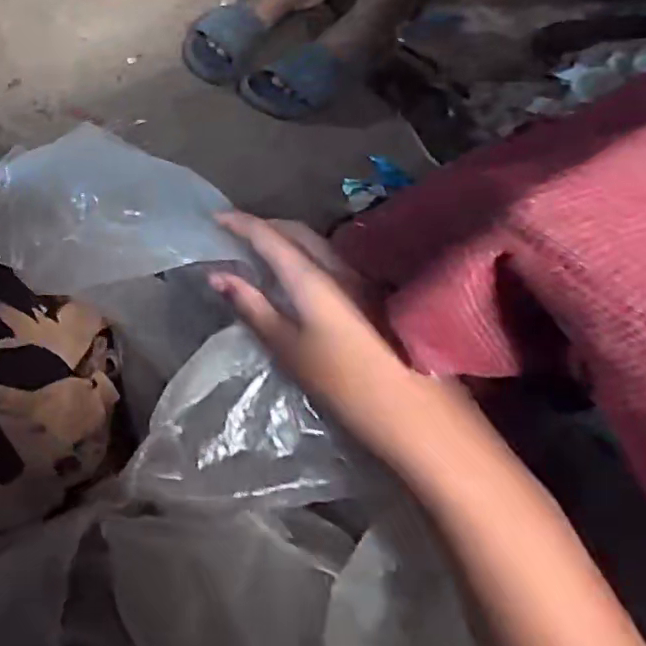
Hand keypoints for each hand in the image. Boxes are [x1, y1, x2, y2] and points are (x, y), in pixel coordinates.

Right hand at [208, 212, 450, 461]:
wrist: (431, 428)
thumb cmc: (348, 387)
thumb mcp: (288, 349)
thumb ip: (252, 307)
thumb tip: (218, 275)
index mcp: (313, 278)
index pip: (269, 235)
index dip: (239, 222)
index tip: (214, 217)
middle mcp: (341, 271)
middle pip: (298, 232)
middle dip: (264, 226)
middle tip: (234, 233)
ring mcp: (366, 285)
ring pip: (319, 246)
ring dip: (287, 242)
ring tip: (261, 255)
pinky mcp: (381, 302)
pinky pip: (333, 264)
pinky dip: (306, 260)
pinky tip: (297, 282)